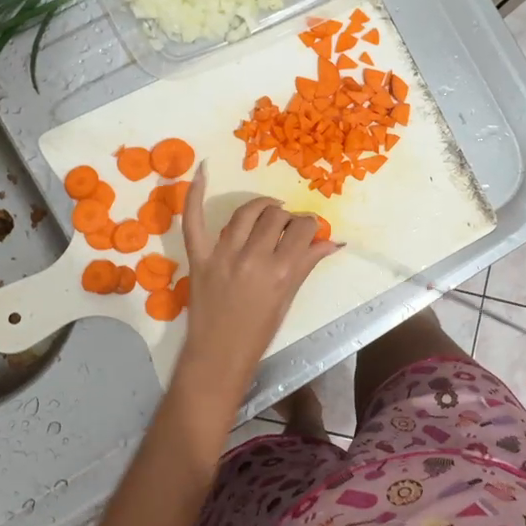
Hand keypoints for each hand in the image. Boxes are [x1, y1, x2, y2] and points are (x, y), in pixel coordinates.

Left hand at [176, 165, 339, 382]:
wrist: (218, 355)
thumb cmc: (259, 332)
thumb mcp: (288, 298)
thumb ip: (307, 264)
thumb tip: (332, 241)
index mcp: (280, 270)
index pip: (302, 229)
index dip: (310, 225)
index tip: (311, 230)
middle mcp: (252, 257)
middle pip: (275, 217)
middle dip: (288, 218)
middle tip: (290, 228)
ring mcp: (223, 254)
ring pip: (246, 214)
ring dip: (262, 207)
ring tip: (270, 211)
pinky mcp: (199, 256)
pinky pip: (194, 220)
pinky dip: (195, 193)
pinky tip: (202, 170)